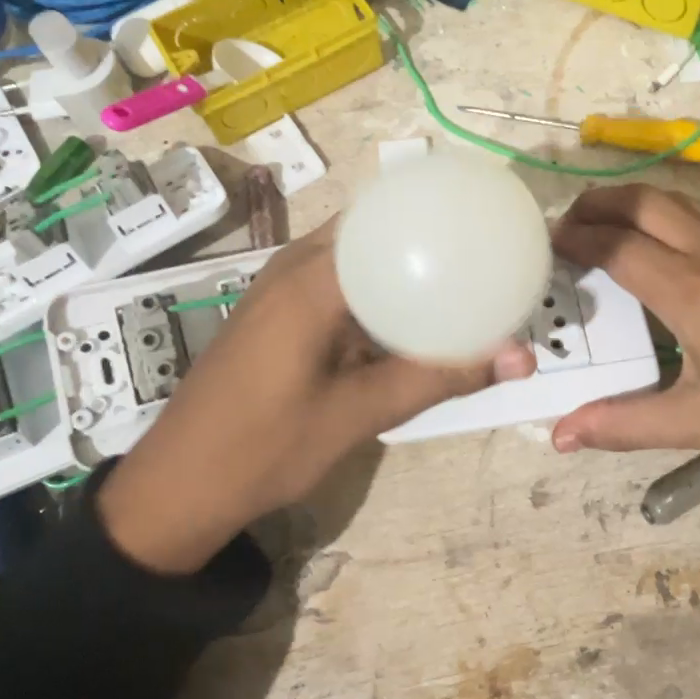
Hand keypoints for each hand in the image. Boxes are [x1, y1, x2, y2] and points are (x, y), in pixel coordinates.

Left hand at [99, 224, 537, 573]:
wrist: (178, 487)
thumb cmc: (264, 447)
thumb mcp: (359, 415)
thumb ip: (438, 378)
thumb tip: (521, 358)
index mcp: (312, 278)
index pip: (385, 217)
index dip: (436, 212)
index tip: (486, 218)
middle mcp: (293, 266)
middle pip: (373, 230)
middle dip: (427, 239)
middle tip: (486, 252)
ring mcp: (280, 288)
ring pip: (355, 257)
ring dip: (400, 265)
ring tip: (460, 277)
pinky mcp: (277, 312)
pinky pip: (338, 281)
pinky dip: (376, 289)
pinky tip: (409, 316)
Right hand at [550, 185, 699, 525]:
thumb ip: (625, 424)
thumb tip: (560, 436)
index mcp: (691, 291)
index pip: (615, 244)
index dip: (573, 239)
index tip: (543, 246)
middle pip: (642, 200)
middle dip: (596, 203)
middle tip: (566, 229)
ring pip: (678, 203)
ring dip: (634, 207)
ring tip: (607, 236)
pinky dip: (670, 222)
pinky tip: (671, 259)